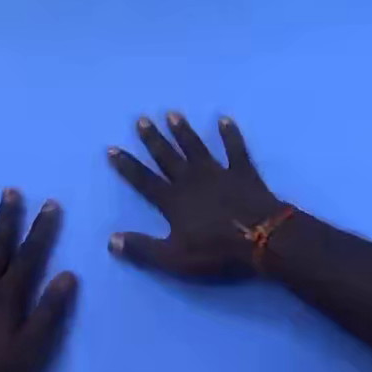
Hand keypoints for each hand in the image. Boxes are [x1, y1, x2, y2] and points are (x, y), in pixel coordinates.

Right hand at [106, 113, 286, 281]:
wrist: (261, 238)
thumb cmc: (216, 250)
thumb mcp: (174, 258)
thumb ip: (142, 248)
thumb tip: (111, 240)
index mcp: (174, 200)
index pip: (144, 181)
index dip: (127, 166)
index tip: (112, 148)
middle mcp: (192, 180)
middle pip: (168, 156)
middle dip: (153, 138)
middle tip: (141, 119)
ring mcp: (218, 172)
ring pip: (196, 147)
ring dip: (183, 131)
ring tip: (173, 113)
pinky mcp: (242, 171)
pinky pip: (235, 148)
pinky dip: (230, 134)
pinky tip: (224, 119)